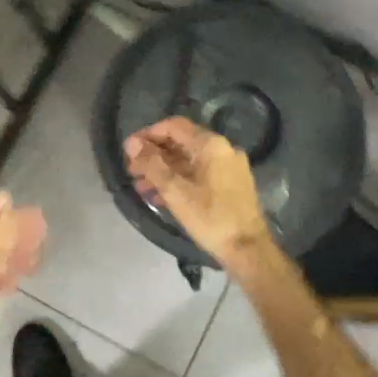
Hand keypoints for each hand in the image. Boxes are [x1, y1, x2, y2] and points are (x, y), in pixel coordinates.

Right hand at [124, 116, 272, 264]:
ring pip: (188, 161)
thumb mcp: (176, 191)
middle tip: (132, 171)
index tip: (129, 150)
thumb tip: (131, 143)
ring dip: (163, 170)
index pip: (174, 126)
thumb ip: (152, 165)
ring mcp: (228, 167)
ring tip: (140, 187)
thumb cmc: (211, 218)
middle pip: (181, 143)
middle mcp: (223, 150)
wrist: (248, 250)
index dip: (148, 135)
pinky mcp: (230, 185)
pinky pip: (199, 174)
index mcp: (211, 145)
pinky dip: (178, 180)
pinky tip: (160, 196)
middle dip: (153, 155)